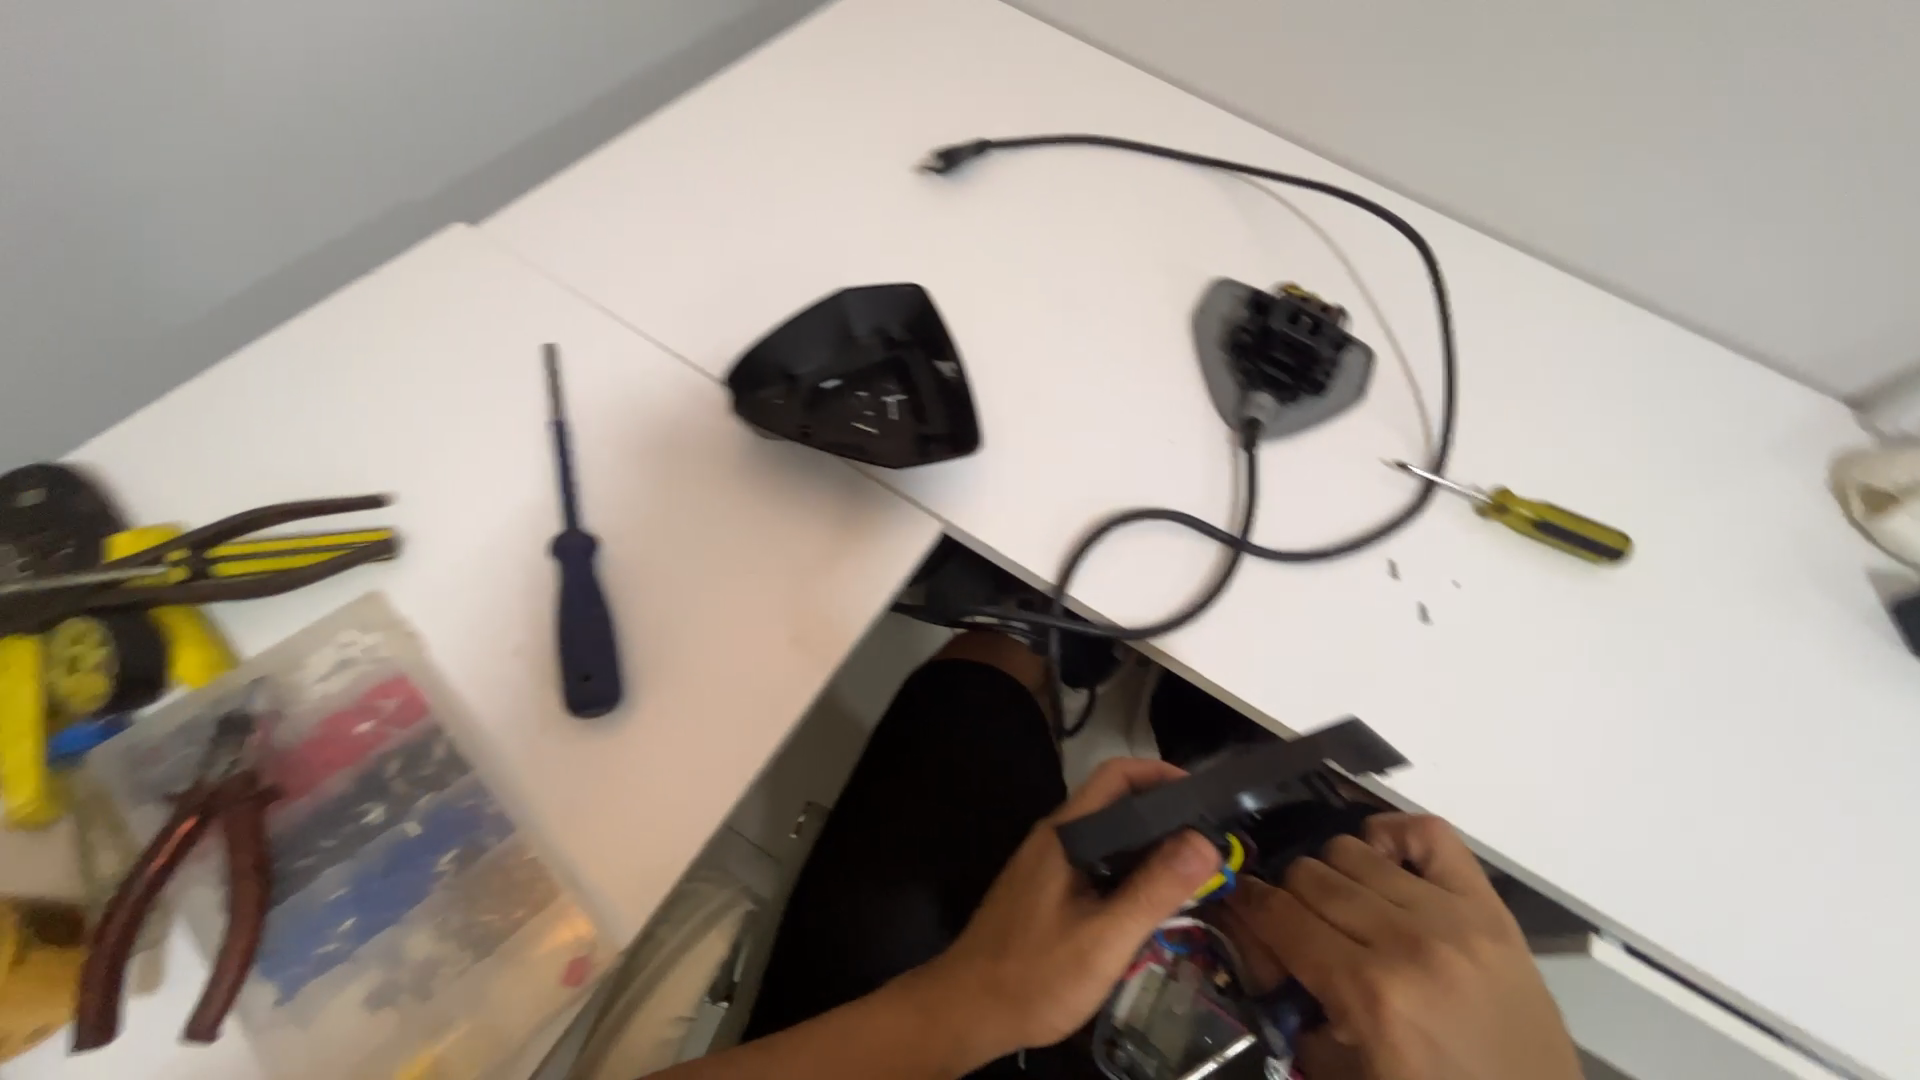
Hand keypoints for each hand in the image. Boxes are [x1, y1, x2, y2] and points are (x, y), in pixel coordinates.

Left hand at [908, 758, 1220, 1066]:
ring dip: (1149, 843)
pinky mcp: (1048, 887)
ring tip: (1193, 869)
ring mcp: (1050, 861)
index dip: (1162, 776)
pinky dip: (1130, 868)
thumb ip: (1154, 889)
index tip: (1205, 799)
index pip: (1117, 776)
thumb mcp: (1105, 939)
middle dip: (1164, 813)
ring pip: (1108, 835)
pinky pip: (1097, 861)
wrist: (968, 1010)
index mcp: (1067, 834)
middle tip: (1210, 841)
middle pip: (1115, 802)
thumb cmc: (1036, 975)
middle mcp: (1057, 836)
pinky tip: (1152, 898)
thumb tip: (1203, 841)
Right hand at [1218, 814, 1581, 1079]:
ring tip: (1343, 909)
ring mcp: (1454, 918)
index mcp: (1368, 993)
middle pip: (1308, 875)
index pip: (1277, 914)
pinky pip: (1426, 832)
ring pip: (1350, 850)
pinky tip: (1382, 863)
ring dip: (1332, 876)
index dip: (1247, 907)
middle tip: (1295, 927)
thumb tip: (1254, 940)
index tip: (1241, 909)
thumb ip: (1287, 1004)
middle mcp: (1407, 943)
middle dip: (1287, 898)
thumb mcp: (1337, 1073)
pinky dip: (1391, 835)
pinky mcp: (1489, 907)